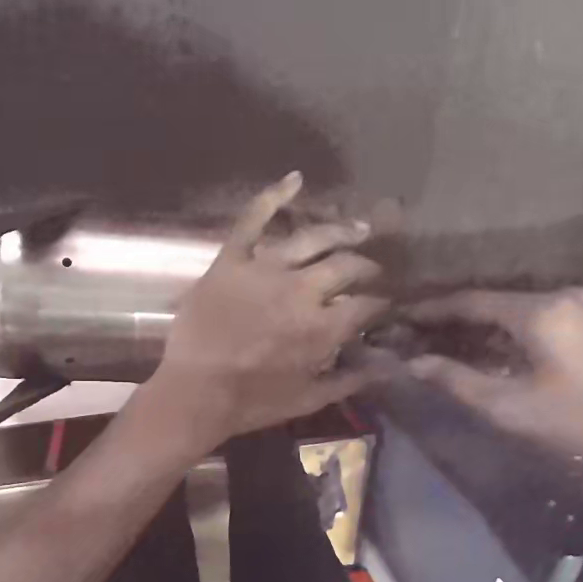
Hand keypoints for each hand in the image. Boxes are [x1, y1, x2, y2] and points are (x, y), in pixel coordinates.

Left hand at [149, 172, 388, 447]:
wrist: (196, 392)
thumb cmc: (254, 402)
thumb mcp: (309, 399)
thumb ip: (350, 381)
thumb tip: (386, 367)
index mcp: (323, 327)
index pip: (366, 305)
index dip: (381, 304)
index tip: (385, 305)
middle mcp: (302, 290)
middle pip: (346, 266)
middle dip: (367, 267)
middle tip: (372, 270)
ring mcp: (266, 269)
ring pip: (312, 237)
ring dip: (340, 230)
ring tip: (357, 228)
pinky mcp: (233, 259)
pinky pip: (254, 219)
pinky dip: (274, 196)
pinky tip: (296, 179)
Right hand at [406, 288, 582, 461]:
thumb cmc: (580, 417)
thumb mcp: (513, 407)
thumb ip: (459, 382)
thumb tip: (416, 363)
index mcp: (537, 312)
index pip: (470, 301)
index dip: (432, 309)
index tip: (401, 317)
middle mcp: (557, 295)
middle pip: (492, 300)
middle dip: (453, 316)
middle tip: (418, 332)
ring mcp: (579, 302)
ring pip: (513, 307)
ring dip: (480, 323)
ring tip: (447, 341)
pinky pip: (535, 315)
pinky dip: (506, 327)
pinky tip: (490, 345)